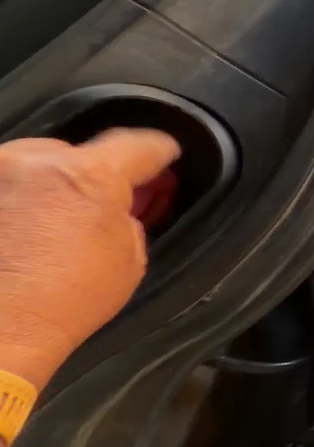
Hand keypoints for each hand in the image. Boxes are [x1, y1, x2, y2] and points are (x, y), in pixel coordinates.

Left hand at [0, 130, 180, 388]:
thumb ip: (128, 215)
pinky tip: (16, 237)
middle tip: (98, 207)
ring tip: (45, 228)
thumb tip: (124, 202)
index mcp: (87, 175)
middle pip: (71, 152)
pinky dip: (10, 207)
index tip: (165, 158)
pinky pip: (1, 192)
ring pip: (23, 169)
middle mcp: (24, 163)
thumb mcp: (129, 255)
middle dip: (88, 176)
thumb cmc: (59, 301)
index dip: (160, 153)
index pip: (139, 144)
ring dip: (41, 189)